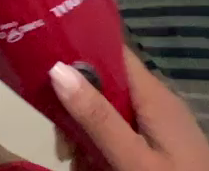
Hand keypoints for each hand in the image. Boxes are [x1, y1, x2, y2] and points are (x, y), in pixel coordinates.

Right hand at [50, 49, 208, 170]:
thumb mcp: (133, 161)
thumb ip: (97, 117)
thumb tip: (55, 65)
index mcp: (153, 94)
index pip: (110, 50)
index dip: (76, 50)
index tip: (43, 64)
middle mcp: (157, 101)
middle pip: (105, 85)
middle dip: (77, 108)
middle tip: (61, 144)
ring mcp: (162, 126)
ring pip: (111, 113)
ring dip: (88, 134)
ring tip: (75, 163)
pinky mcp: (165, 148)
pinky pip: (125, 134)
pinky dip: (105, 148)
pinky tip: (93, 169)